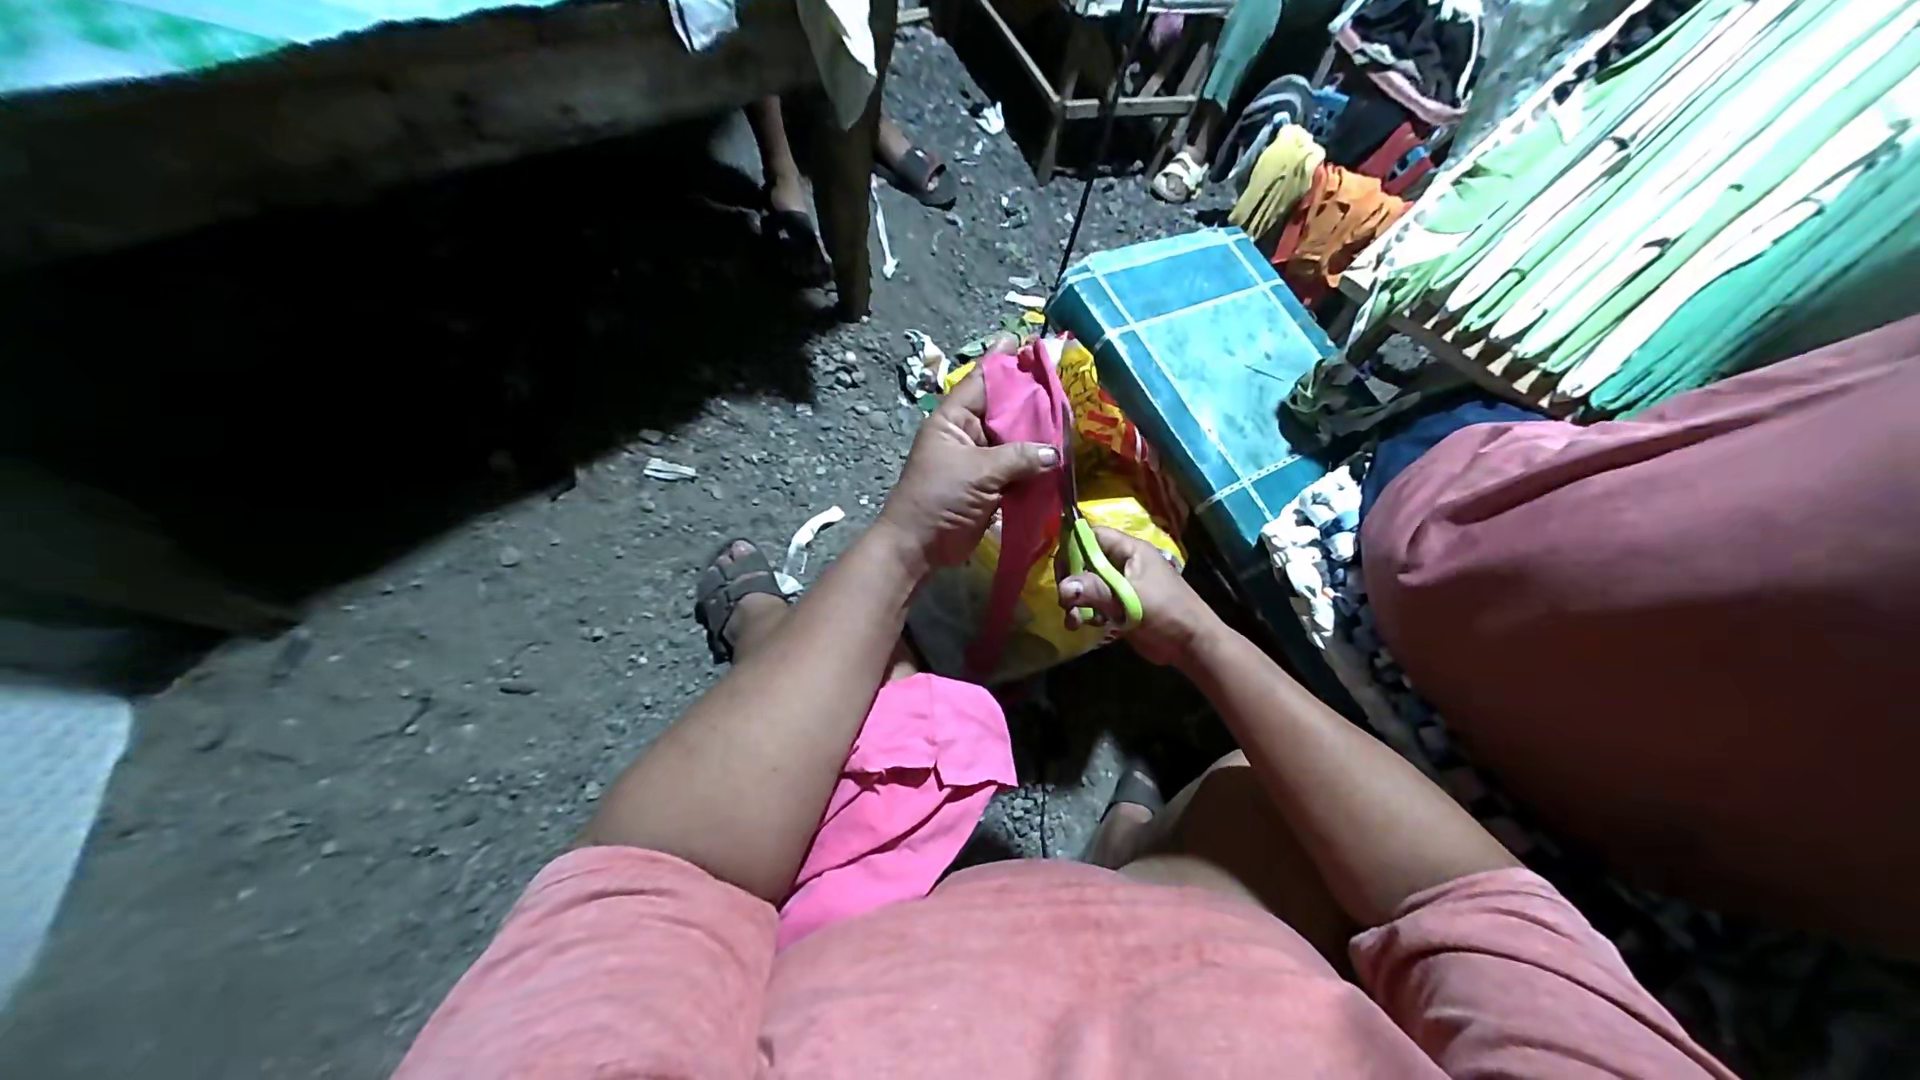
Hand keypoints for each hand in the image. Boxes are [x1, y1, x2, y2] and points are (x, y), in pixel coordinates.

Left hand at [878, 370, 1060, 570]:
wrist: (919, 546)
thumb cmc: (938, 498)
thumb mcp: (978, 471)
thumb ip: (1018, 457)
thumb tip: (1055, 453)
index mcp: (953, 419)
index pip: (982, 380)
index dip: (1004, 360)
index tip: (1027, 340)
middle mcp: (967, 433)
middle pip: (1004, 409)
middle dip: (1031, 399)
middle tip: (1064, 384)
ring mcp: (979, 459)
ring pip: (1014, 439)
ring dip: (1038, 435)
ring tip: (1070, 418)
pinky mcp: (990, 484)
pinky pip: (1017, 467)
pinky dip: (1035, 464)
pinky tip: (1060, 456)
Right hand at [1057, 526, 1222, 665]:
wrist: (1192, 645)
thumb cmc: (1167, 612)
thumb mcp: (1130, 599)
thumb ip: (1096, 590)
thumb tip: (1062, 587)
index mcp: (1130, 551)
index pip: (1093, 536)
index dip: (1073, 547)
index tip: (1061, 570)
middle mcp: (1123, 563)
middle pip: (1085, 561)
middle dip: (1071, 580)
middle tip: (1064, 601)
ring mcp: (1121, 585)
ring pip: (1087, 584)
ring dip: (1075, 601)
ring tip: (1073, 621)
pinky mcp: (1119, 606)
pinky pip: (1094, 603)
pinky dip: (1083, 613)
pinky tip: (1079, 626)